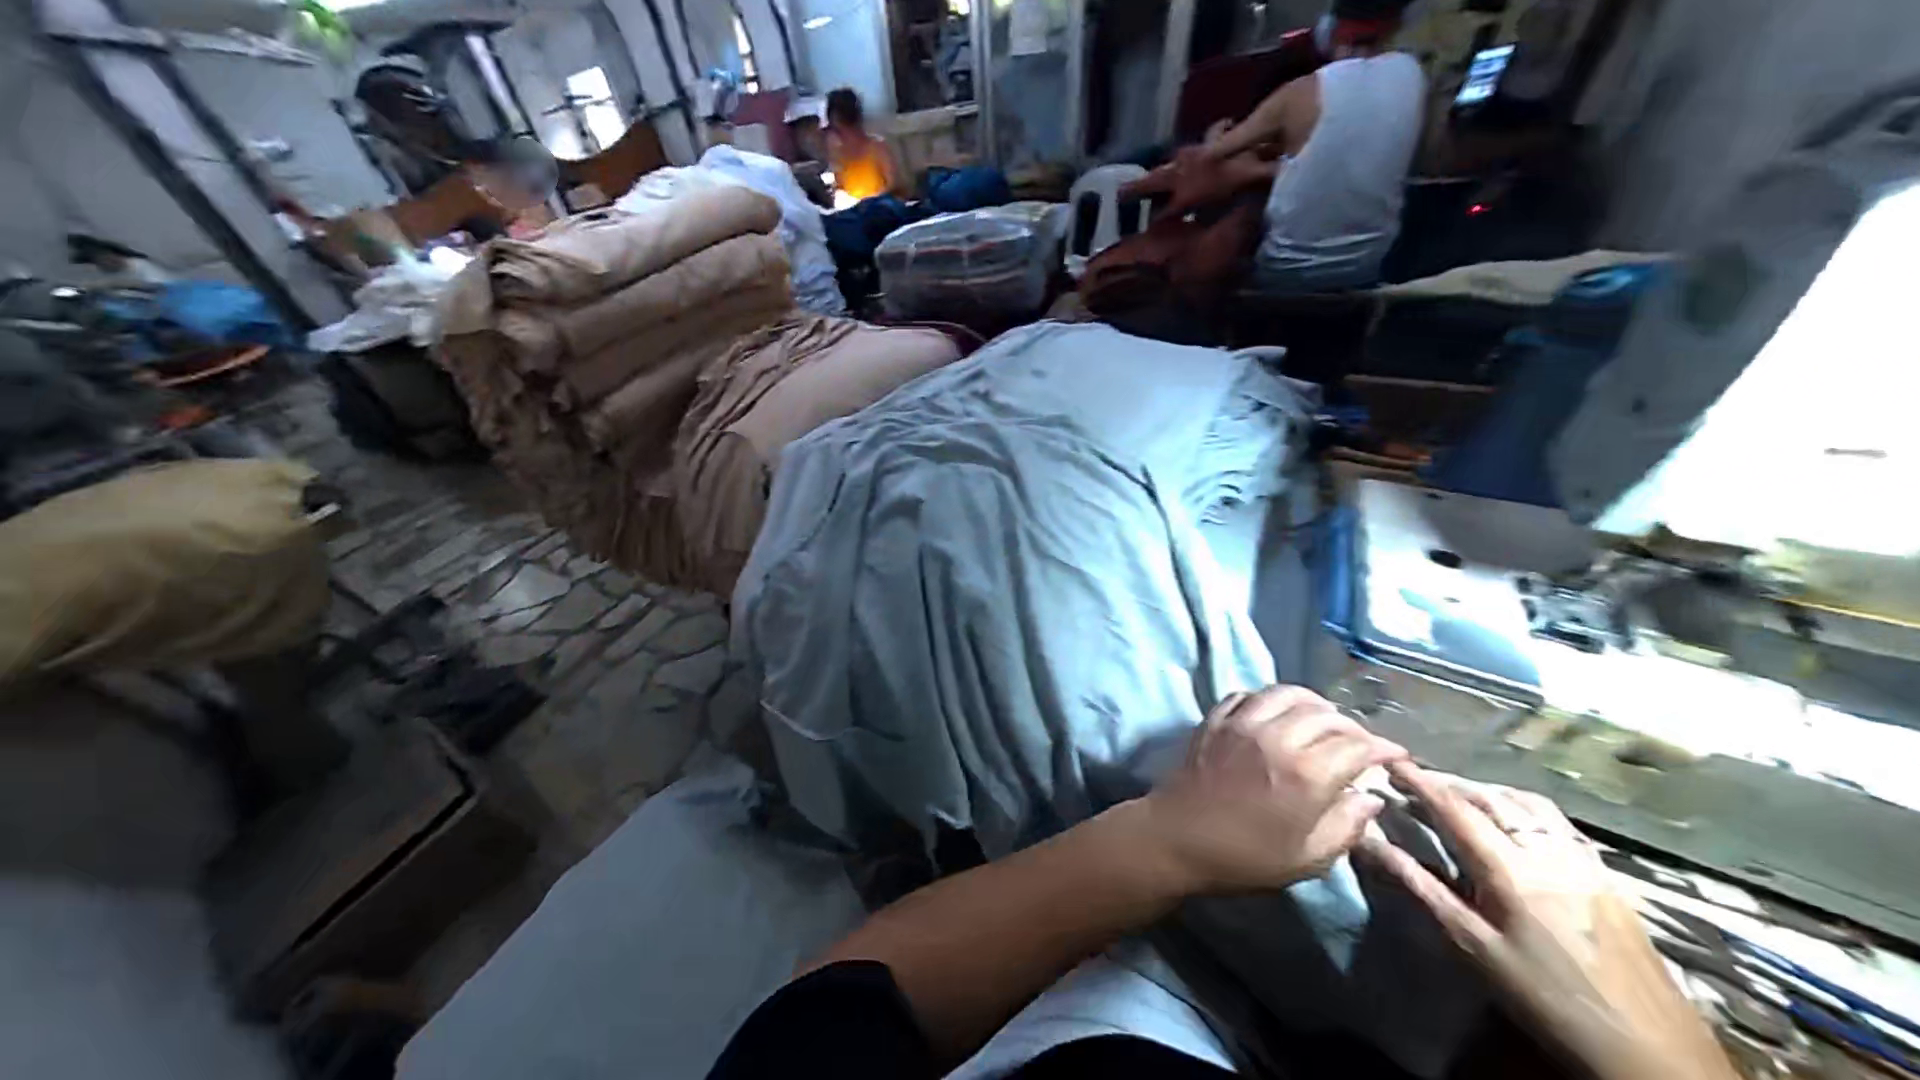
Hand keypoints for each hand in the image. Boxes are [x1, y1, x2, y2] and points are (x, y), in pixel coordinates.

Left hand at [1139, 686, 1407, 894]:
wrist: (1176, 838)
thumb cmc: (1245, 857)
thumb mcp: (1307, 858)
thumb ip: (1346, 826)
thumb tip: (1370, 798)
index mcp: (1307, 774)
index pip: (1357, 746)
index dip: (1383, 748)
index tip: (1395, 755)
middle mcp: (1277, 737)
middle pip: (1327, 715)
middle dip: (1352, 726)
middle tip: (1359, 743)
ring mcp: (1242, 723)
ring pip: (1288, 694)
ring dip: (1313, 703)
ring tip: (1323, 719)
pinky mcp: (1216, 719)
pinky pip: (1249, 695)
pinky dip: (1270, 699)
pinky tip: (1276, 714)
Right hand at [1359, 763, 1738, 1079]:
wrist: (1653, 1054)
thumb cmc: (1547, 1000)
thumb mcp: (1474, 949)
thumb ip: (1420, 888)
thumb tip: (1368, 842)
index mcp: (1511, 870)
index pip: (1455, 808)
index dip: (1419, 781)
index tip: (1390, 762)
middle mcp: (1549, 853)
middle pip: (1492, 798)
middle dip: (1451, 783)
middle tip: (1418, 780)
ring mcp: (1585, 863)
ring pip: (1530, 804)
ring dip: (1488, 790)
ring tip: (1462, 795)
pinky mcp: (1609, 878)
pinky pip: (1560, 823)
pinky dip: (1525, 807)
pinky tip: (1517, 821)